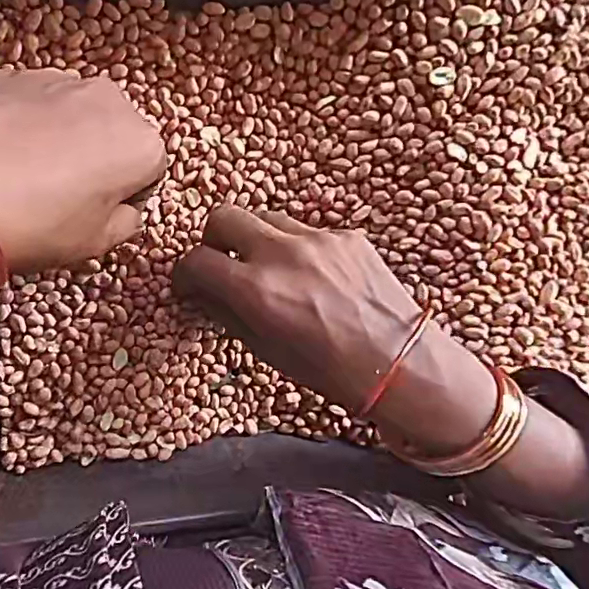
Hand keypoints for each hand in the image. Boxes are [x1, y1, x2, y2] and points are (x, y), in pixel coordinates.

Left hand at [0, 70, 166, 275]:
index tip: (97, 214)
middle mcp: (108, 97)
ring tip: (23, 174)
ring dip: (62, 137)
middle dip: (98, 158)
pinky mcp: (8, 71)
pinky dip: (23, 122)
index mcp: (141, 142)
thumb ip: (126, 224)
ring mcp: (55, 77)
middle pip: (115, 133)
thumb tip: (125, 209)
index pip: (152, 170)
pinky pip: (32, 101)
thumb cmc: (31, 224)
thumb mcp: (93, 245)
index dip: (126, 196)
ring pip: (74, 113)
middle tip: (60, 196)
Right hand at [173, 205, 588, 517]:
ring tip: (267, 269)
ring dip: (254, 239)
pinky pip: (305, 230)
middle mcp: (283, 254)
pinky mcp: (346, 235)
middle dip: (212, 239)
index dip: (184, 273)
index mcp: (257, 290)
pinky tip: (311, 277)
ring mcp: (318, 238)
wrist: (404, 365)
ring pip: (265, 217)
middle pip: (223, 216)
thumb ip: (228, 314)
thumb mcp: (267, 350)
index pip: (197, 261)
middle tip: (220, 263)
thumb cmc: (331, 372)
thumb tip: (203, 293)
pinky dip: (295, 248)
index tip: (188, 284)